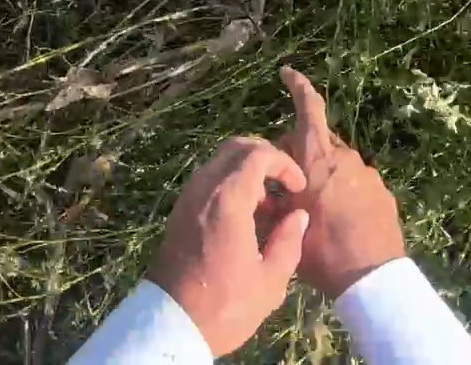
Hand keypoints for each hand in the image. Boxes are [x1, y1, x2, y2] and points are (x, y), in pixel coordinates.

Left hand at [149, 136, 310, 355]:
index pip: (258, 155)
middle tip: (284, 184)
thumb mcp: (269, 281)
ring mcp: (189, 194)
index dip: (283, 163)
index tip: (298, 186)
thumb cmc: (225, 305)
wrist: (172, 321)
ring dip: (246, 170)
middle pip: (236, 148)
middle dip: (265, 158)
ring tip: (267, 205)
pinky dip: (230, 182)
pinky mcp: (181, 207)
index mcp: (228, 198)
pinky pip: (209, 178)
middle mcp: (205, 186)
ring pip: (220, 161)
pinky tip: (245, 214)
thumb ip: (288, 241)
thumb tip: (298, 215)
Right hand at [272, 66, 406, 297]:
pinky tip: (338, 220)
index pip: (308, 106)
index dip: (297, 85)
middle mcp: (344, 156)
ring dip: (323, 175)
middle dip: (301, 151)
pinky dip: (344, 192)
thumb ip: (273, 196)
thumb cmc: (321, 247)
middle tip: (287, 179)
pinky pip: (356, 183)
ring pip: (337, 164)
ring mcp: (367, 174)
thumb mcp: (284, 222)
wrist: (371, 279)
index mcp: (317, 156)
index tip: (287, 72)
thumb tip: (265, 186)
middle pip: (318, 140)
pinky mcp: (383, 194)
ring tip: (313, 208)